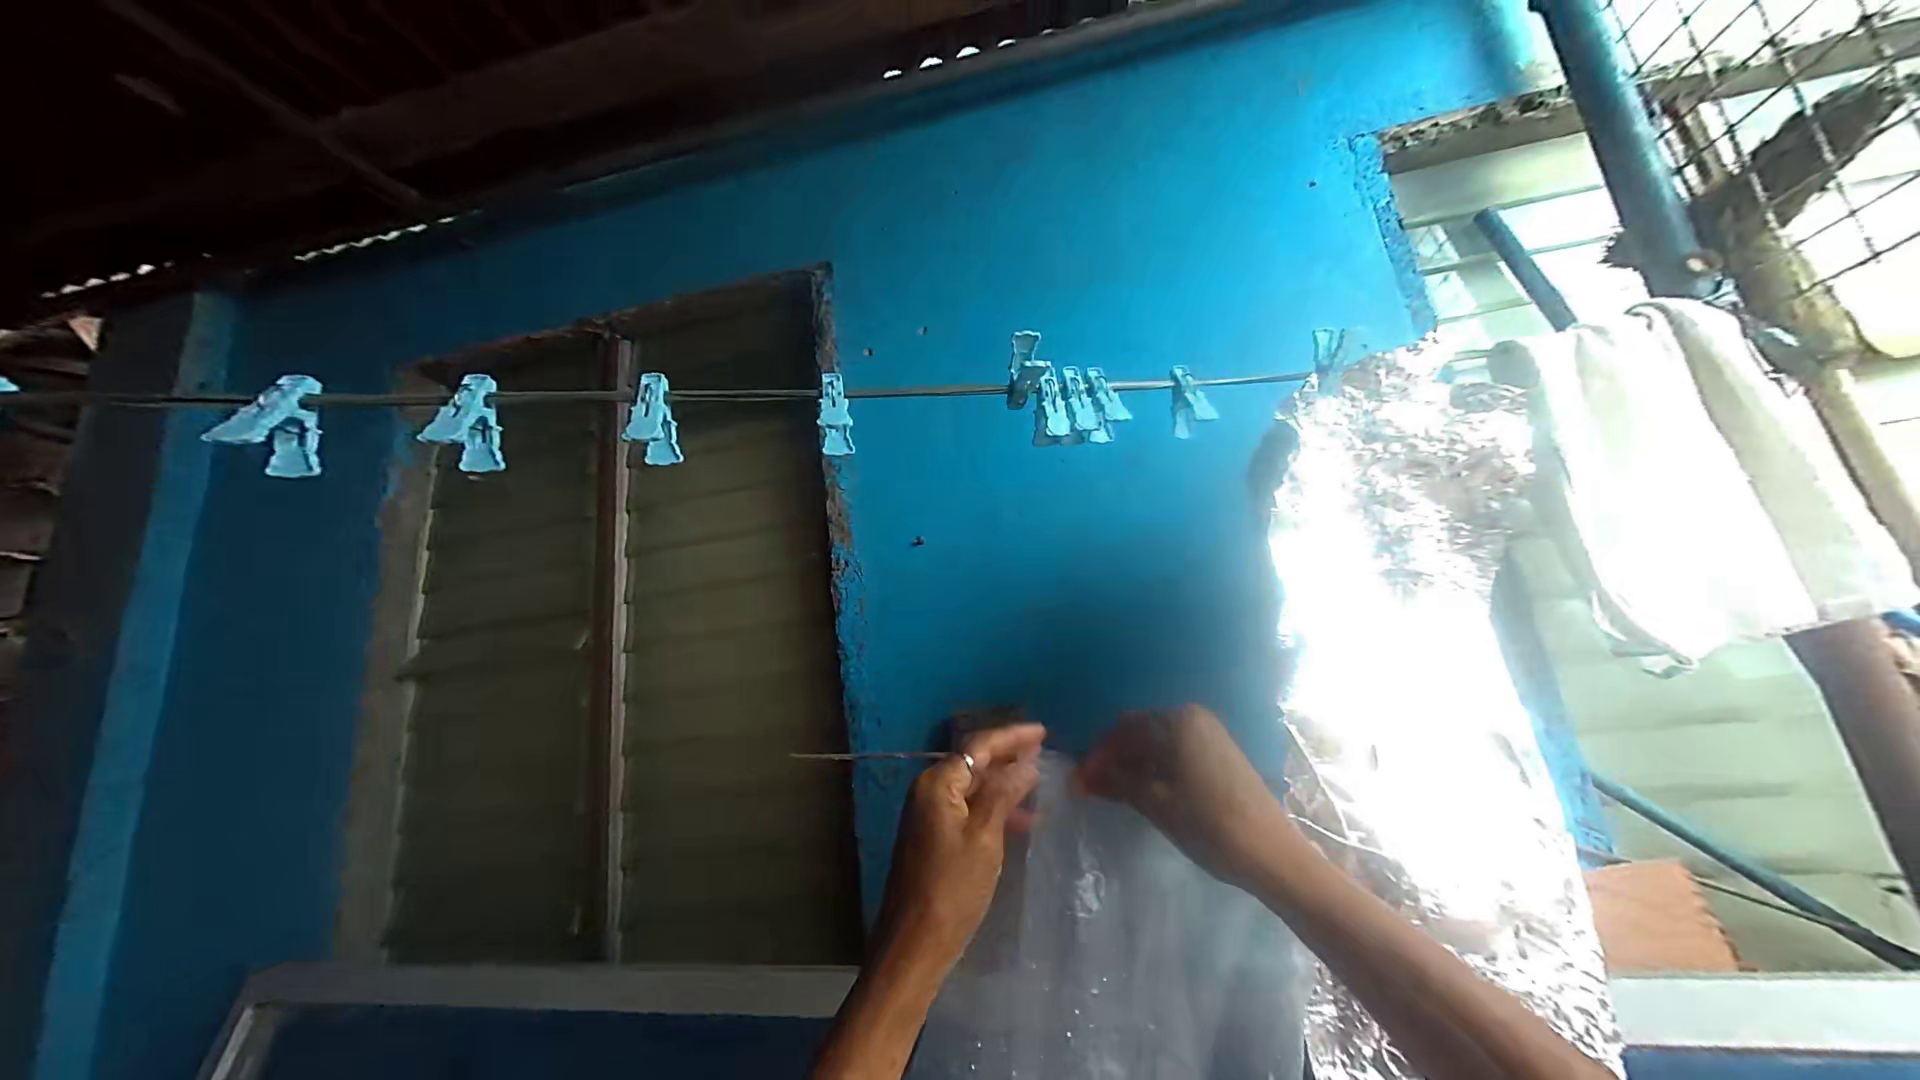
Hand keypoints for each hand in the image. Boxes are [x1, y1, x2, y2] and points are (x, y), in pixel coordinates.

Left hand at [871, 723, 1045, 969]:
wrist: (914, 945)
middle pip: (973, 762)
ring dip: (1004, 782)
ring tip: (1039, 779)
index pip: (978, 747)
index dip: (1012, 737)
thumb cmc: (952, 888)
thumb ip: (1004, 794)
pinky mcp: (935, 837)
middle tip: (1043, 750)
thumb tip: (1027, 763)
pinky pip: (969, 809)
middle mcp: (929, 791)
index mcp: (936, 784)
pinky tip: (1023, 819)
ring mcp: (930, 815)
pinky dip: (995, 808)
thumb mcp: (984, 837)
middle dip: (1008, 755)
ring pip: (973, 787)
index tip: (1043, 732)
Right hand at [1074, 705, 1297, 888]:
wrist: (1273, 854)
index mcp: (1178, 720)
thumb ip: (1115, 782)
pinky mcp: (1222, 757)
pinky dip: (1158, 771)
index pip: (1123, 728)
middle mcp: (1195, 718)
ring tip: (1116, 795)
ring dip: (1135, 767)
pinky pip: (1178, 755)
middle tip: (1093, 790)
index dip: (1100, 754)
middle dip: (1116, 760)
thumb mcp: (1154, 802)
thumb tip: (1079, 778)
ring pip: (1159, 746)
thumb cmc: (1208, 822)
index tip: (1081, 781)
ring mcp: (1212, 736)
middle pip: (1141, 733)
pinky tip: (1147, 794)